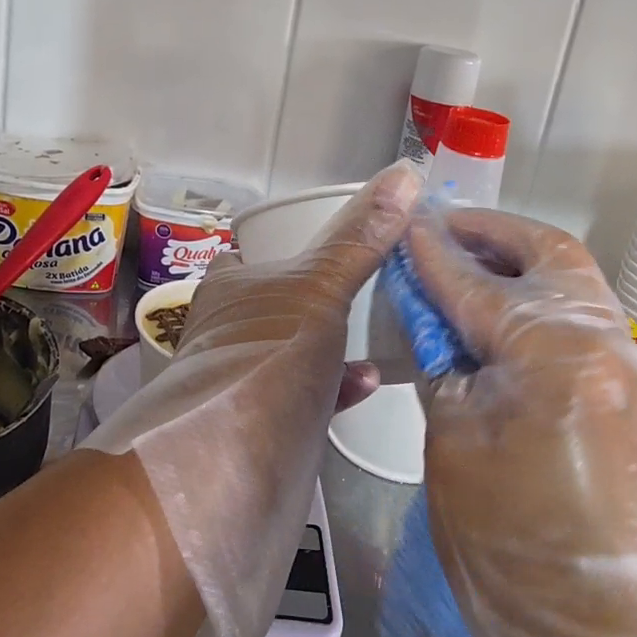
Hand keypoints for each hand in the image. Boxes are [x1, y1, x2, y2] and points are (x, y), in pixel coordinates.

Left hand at [181, 163, 419, 412]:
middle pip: (280, 303)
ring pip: (293, 351)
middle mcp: (230, 327)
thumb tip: (406, 172)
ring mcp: (242, 379)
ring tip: (381, 337)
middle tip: (372, 292)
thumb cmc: (270, 353)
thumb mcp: (321, 286)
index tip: (338, 248)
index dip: (292, 247)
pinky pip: (303, 396)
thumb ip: (360, 239)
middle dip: (322, 301)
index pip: (256, 254)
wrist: (234, 464)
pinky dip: (334, 387)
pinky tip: (366, 383)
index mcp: (231, 286)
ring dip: (332, 346)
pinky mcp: (260, 426)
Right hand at [408, 209, 636, 636]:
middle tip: (443, 229)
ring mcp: (623, 366)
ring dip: (518, 259)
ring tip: (466, 260)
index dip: (430, 254)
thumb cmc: (515, 543)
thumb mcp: (454, 444)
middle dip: (491, 233)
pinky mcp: (627, 391)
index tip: (404, 227)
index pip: (475, 282)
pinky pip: (582, 313)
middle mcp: (600, 344)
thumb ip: (441, 364)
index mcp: (552, 354)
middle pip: (547, 254)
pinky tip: (500, 309)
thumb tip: (429, 317)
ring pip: (572, 278)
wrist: (604, 623)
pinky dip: (539, 293)